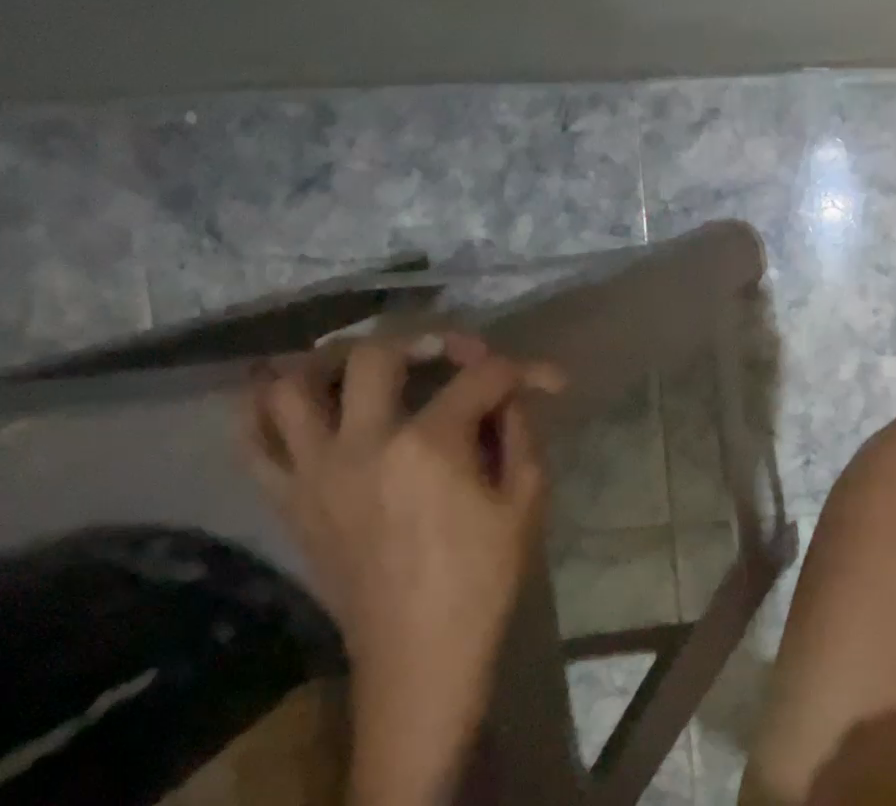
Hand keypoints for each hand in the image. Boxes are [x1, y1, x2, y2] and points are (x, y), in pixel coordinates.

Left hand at [244, 333, 563, 782]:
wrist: (420, 648)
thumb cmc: (485, 575)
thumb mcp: (526, 497)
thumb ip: (519, 431)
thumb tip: (509, 394)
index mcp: (430, 444)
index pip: (480, 375)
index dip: (523, 369)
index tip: (548, 381)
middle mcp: (362, 444)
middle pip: (376, 356)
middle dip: (425, 341)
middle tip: (451, 357)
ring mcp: (314, 471)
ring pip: (290, 387)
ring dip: (329, 364)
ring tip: (365, 370)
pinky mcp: (288, 500)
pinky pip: (252, 442)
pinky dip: (264, 411)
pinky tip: (298, 402)